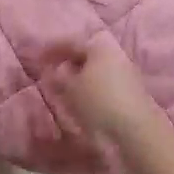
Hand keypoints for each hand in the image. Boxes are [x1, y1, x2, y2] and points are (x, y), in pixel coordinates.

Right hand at [42, 35, 162, 143]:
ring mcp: (126, 73)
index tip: (37, 58)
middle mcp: (115, 54)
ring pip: (95, 70)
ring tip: (64, 89)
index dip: (51, 49)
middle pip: (86, 55)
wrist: (137, 131)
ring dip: (79, 77)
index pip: (71, 42)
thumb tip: (54, 69)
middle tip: (50, 72)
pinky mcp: (132, 92)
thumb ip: (58, 75)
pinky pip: (104, 83)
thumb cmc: (99, 101)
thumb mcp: (70, 87)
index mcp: (100, 46)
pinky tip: (82, 100)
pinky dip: (90, 88)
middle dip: (67, 63)